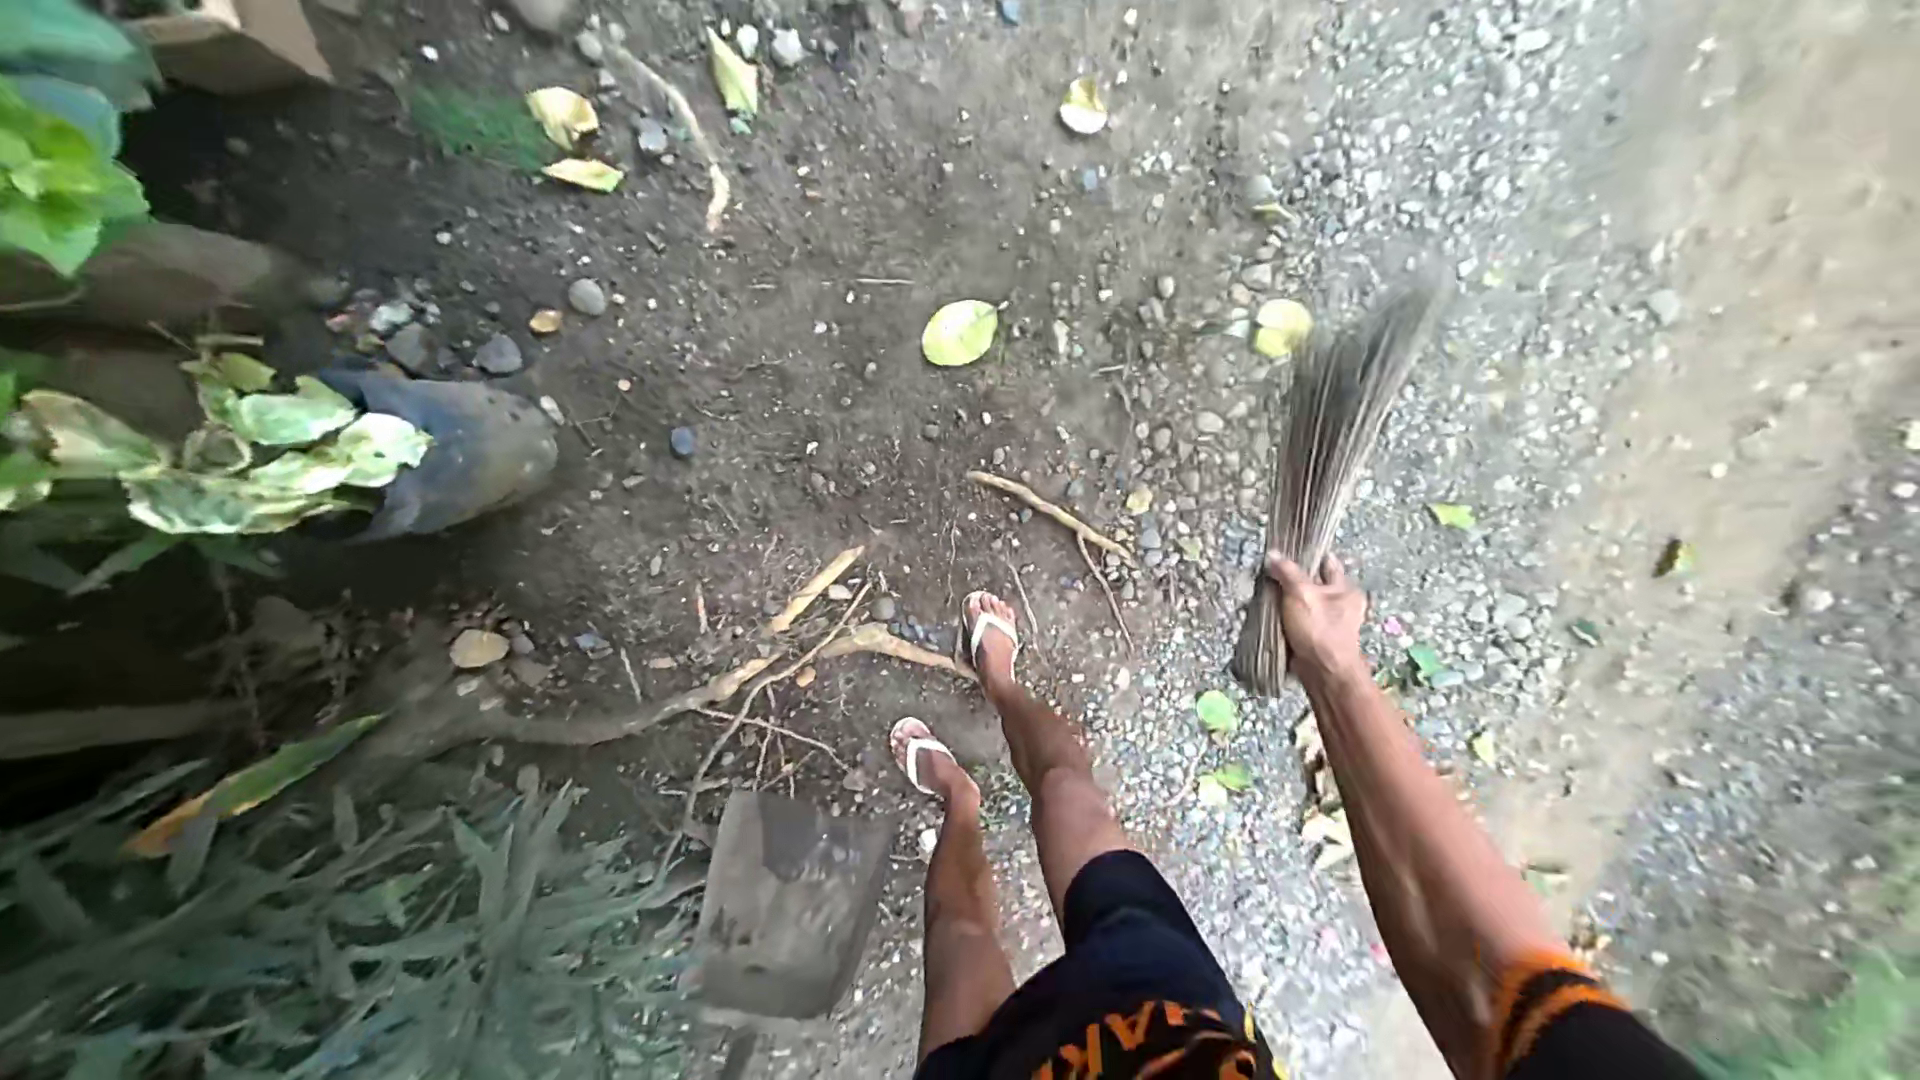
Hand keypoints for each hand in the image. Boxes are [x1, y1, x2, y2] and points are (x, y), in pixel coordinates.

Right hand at [1265, 553, 1368, 681]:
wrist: (1323, 672)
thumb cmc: (1319, 629)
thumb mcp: (1301, 593)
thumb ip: (1286, 572)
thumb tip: (1272, 554)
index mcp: (1346, 589)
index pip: (1326, 562)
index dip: (1306, 554)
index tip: (1284, 549)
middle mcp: (1340, 602)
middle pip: (1311, 581)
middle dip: (1290, 577)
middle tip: (1267, 570)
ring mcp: (1327, 620)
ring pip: (1301, 599)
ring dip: (1283, 597)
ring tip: (1263, 590)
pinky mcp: (1313, 634)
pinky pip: (1295, 616)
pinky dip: (1283, 613)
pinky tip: (1267, 610)